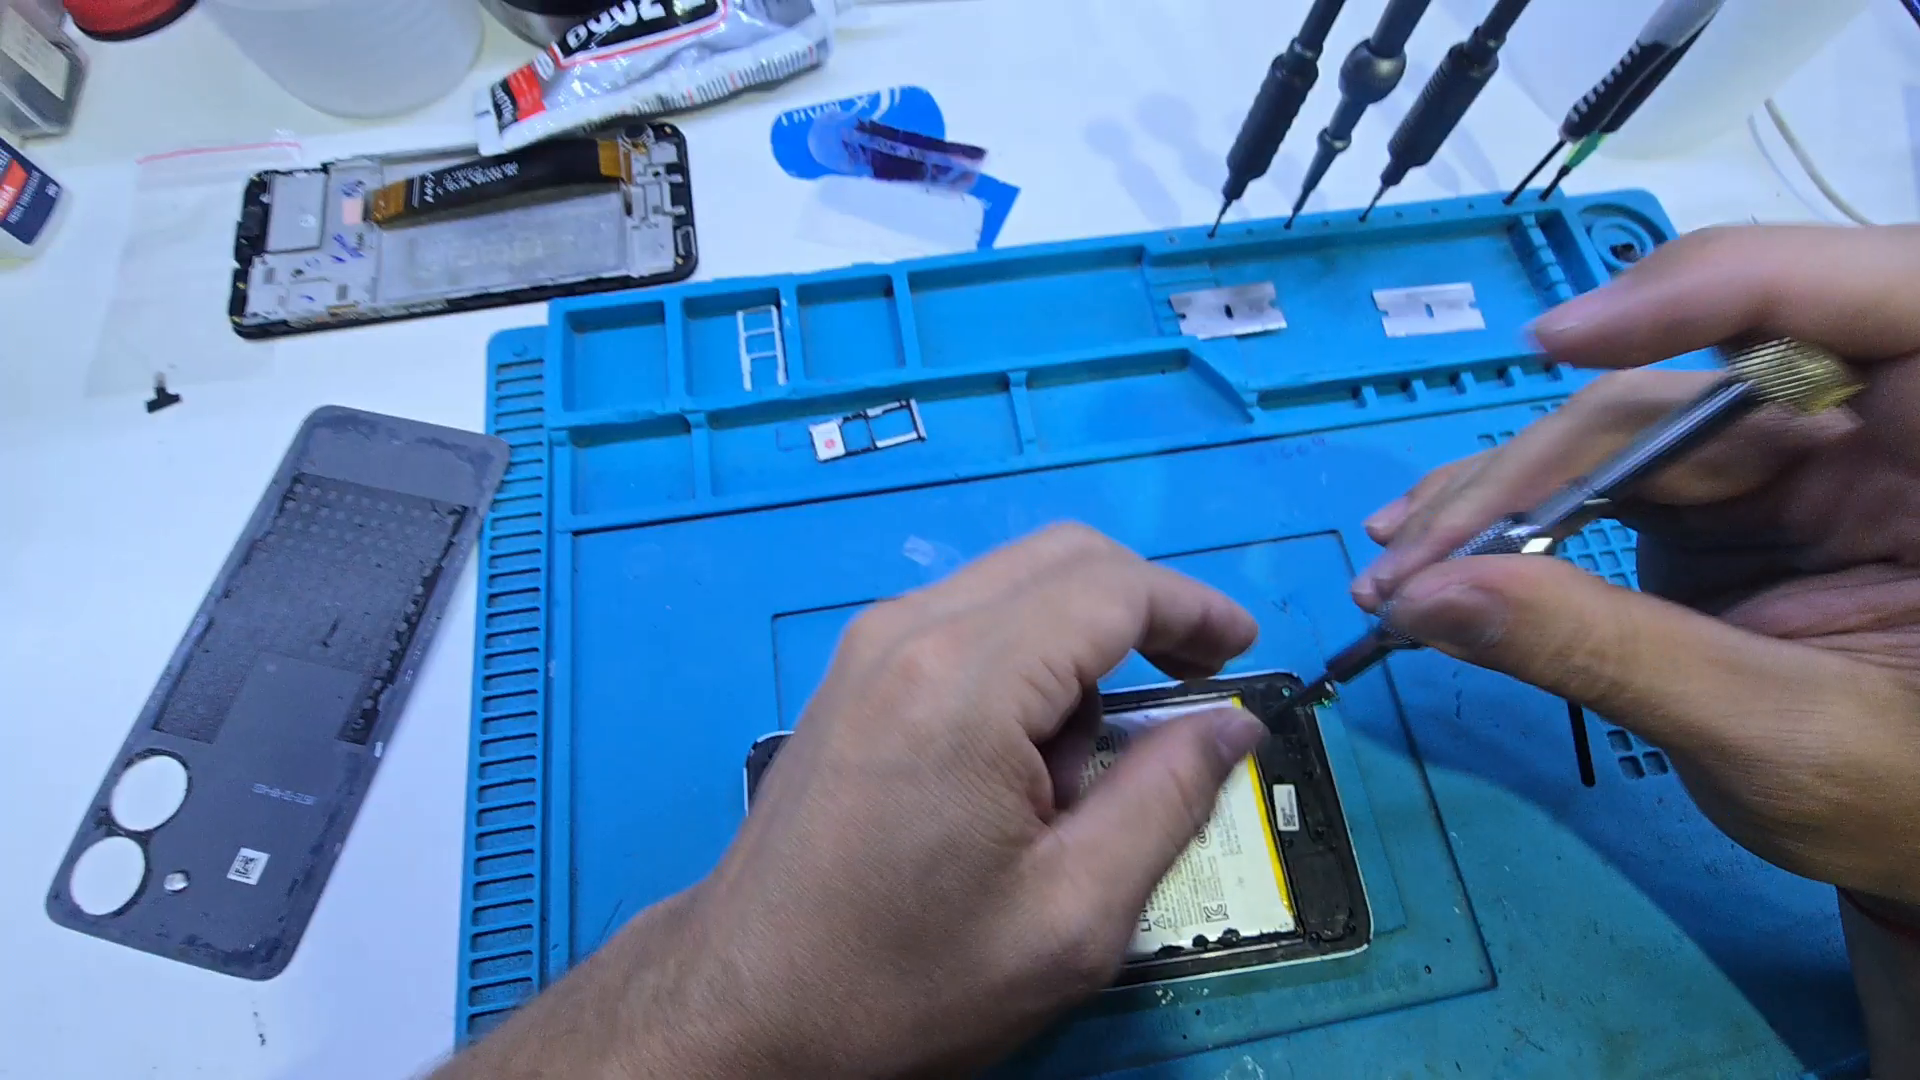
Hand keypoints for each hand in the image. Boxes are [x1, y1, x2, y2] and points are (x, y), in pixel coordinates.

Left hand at [439, 525, 1265, 1078]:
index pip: (1108, 589)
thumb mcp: (1069, 918)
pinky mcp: (858, 662)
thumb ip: (1165, 799)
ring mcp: (874, 637)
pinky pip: (972, 613)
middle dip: (1146, 602)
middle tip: (1197, 674)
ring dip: (1084, 632)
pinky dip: (1029, 646)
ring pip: (1016, 579)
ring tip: (1088, 755)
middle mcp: (912, 627)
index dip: (1192, 605)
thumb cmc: (907, 979)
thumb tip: (1233, 724)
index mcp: (965, 680)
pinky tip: (1027, 740)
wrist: (746, 999)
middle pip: (1062, 556)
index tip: (1244, 649)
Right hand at [1352, 225, 1919, 906]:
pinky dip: (1498, 526)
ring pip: (1596, 445)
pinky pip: (1581, 487)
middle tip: (1408, 565)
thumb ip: (1604, 653)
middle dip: (1511, 484)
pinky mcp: (1707, 502)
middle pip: (1657, 408)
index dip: (1705, 296)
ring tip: (1394, 571)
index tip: (1553, 343)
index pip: (1860, 304)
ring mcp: (1773, 468)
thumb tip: (1426, 596)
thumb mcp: (1778, 739)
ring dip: (1480, 508)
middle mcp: (1863, 433)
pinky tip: (1431, 557)